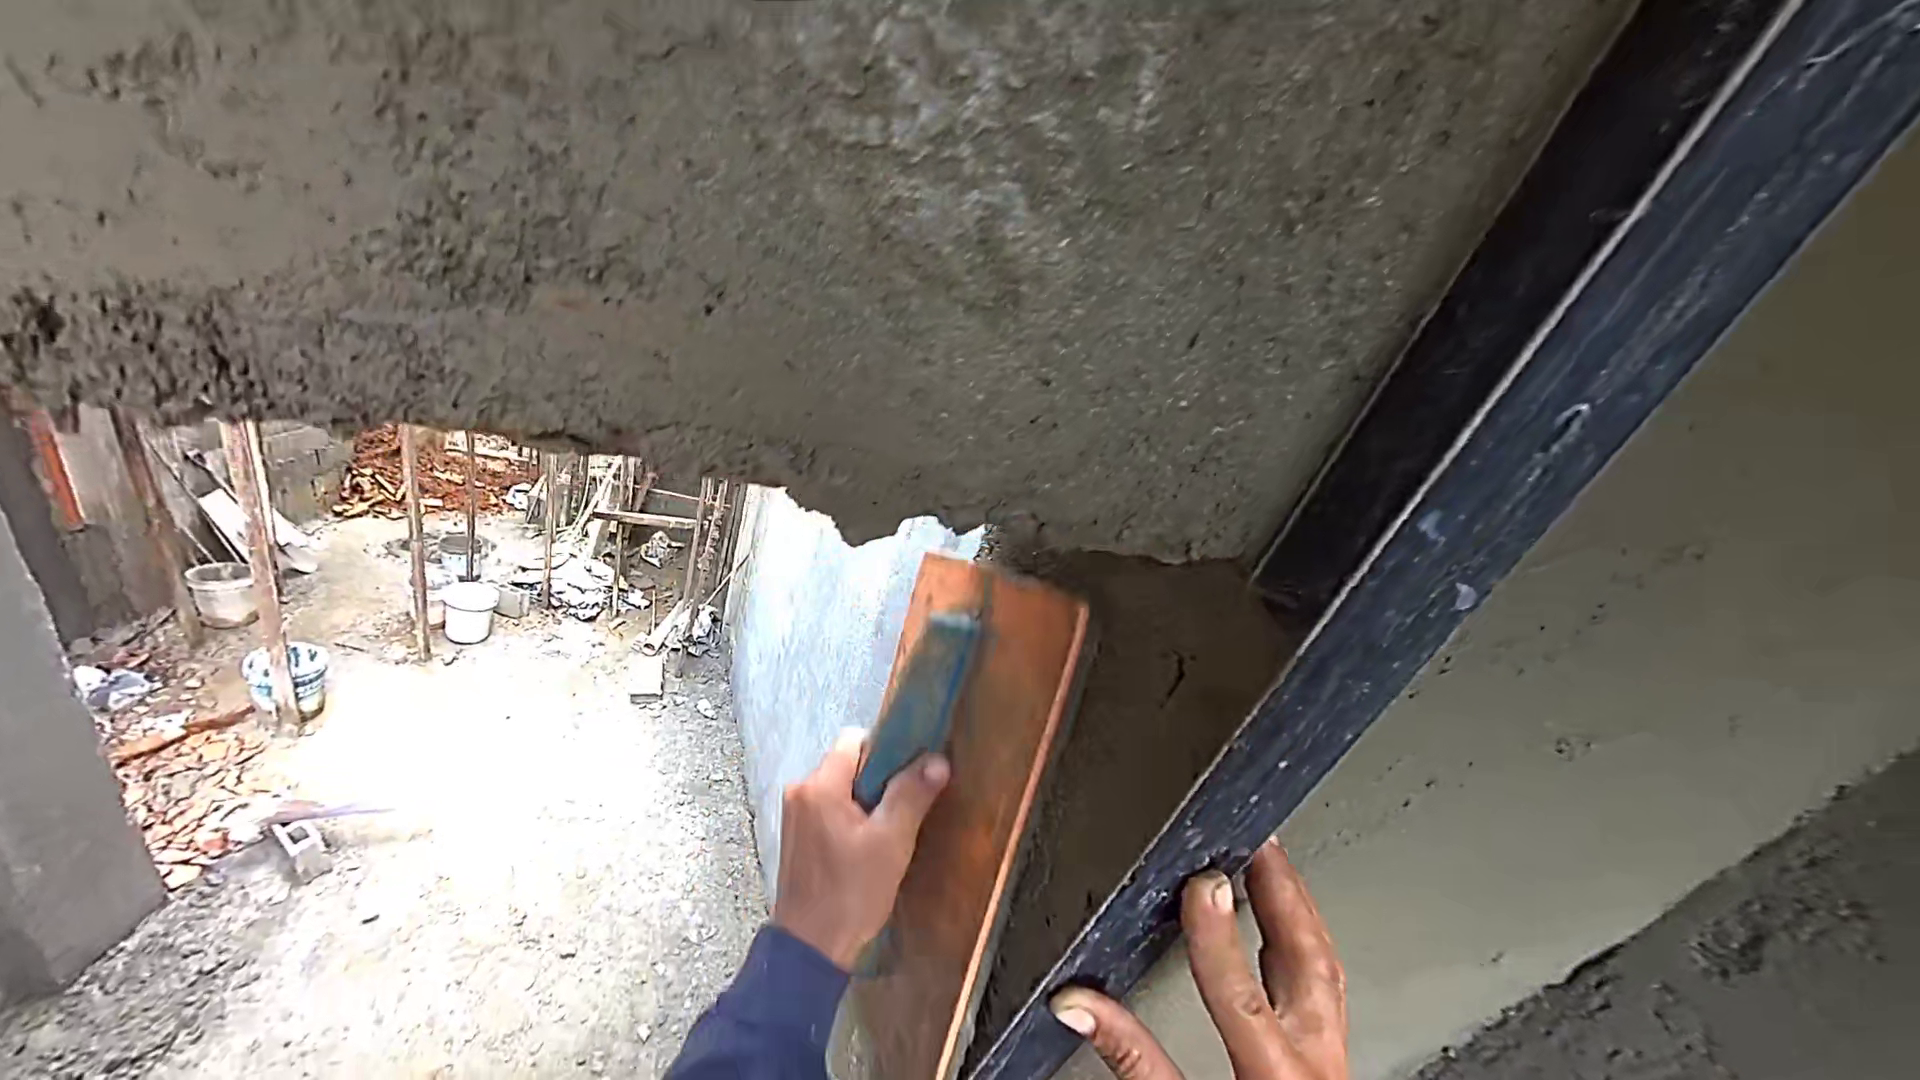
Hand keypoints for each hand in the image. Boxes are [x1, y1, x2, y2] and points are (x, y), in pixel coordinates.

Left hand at [773, 727, 951, 970]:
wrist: (809, 951)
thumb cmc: (851, 892)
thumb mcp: (891, 841)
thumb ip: (912, 794)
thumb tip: (937, 758)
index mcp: (820, 785)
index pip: (855, 739)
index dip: (885, 750)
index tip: (907, 776)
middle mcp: (800, 790)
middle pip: (848, 762)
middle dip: (877, 779)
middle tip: (900, 810)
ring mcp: (793, 814)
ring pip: (840, 787)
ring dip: (864, 800)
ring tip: (884, 833)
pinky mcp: (794, 836)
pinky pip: (828, 808)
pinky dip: (848, 817)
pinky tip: (863, 847)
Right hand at [1051, 839, 1346, 1078]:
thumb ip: (1127, 1056)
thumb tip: (1075, 998)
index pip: (1242, 996)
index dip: (1215, 934)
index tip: (1195, 881)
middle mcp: (1314, 1068)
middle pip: (1310, 965)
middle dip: (1280, 892)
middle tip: (1254, 836)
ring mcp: (1332, 1062)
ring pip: (1329, 968)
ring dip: (1298, 907)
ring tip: (1269, 859)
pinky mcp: (1332, 1059)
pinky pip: (1328, 984)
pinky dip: (1304, 939)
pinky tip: (1284, 922)